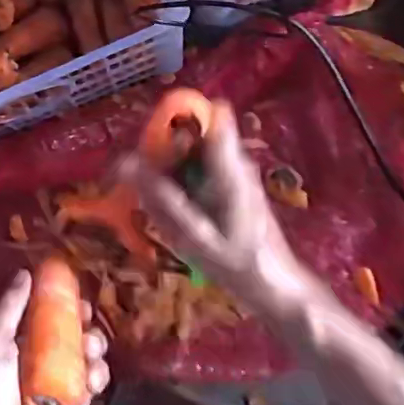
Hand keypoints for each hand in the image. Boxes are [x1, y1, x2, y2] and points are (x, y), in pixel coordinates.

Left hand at [0, 271, 109, 404]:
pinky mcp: (78, 403)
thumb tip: (25, 273)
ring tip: (91, 341)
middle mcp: (36, 356)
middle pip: (64, 327)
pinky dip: (99, 372)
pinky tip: (94, 371)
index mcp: (11, 340)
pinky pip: (94, 380)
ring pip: (83, 349)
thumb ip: (9, 310)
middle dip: (77, 316)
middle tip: (86, 310)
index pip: (35, 310)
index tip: (66, 280)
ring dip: (92, 341)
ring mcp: (59, 378)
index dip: (51, 295)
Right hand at [114, 102, 320, 320]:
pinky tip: (178, 211)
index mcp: (230, 169)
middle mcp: (235, 163)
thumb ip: (161, 198)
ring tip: (161, 202)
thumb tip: (125, 162)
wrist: (278, 289)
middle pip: (194, 135)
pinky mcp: (232, 185)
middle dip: (165, 150)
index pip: (212, 116)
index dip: (179, 116)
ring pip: (193, 152)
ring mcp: (235, 173)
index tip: (152, 137)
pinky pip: (198, 169)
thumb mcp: (195, 236)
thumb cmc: (238, 264)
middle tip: (147, 183)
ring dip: (171, 169)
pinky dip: (182, 181)